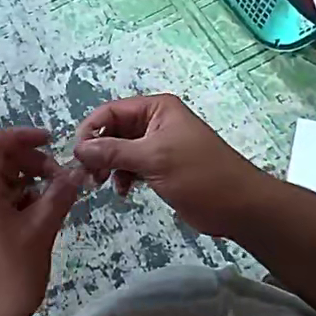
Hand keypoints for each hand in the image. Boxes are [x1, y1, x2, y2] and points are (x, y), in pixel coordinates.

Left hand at [0, 127, 85, 315]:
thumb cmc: (9, 274)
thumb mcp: (40, 230)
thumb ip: (60, 195)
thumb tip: (78, 169)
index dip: (24, 135)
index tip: (54, 141)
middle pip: (2, 161)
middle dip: (34, 161)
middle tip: (61, 178)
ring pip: (6, 183)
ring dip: (33, 182)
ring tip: (58, 198)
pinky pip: (6, 202)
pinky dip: (27, 201)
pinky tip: (45, 217)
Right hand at [73, 94, 267, 238]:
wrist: (238, 206)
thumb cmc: (199, 175)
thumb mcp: (153, 159)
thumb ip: (113, 152)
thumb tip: (78, 149)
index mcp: (156, 109)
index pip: (111, 111)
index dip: (91, 130)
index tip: (77, 155)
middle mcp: (155, 122)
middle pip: (113, 130)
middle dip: (99, 150)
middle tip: (89, 175)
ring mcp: (158, 145)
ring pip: (120, 150)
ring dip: (109, 166)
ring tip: (102, 184)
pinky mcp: (161, 167)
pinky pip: (131, 165)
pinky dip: (123, 176)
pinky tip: (123, 191)